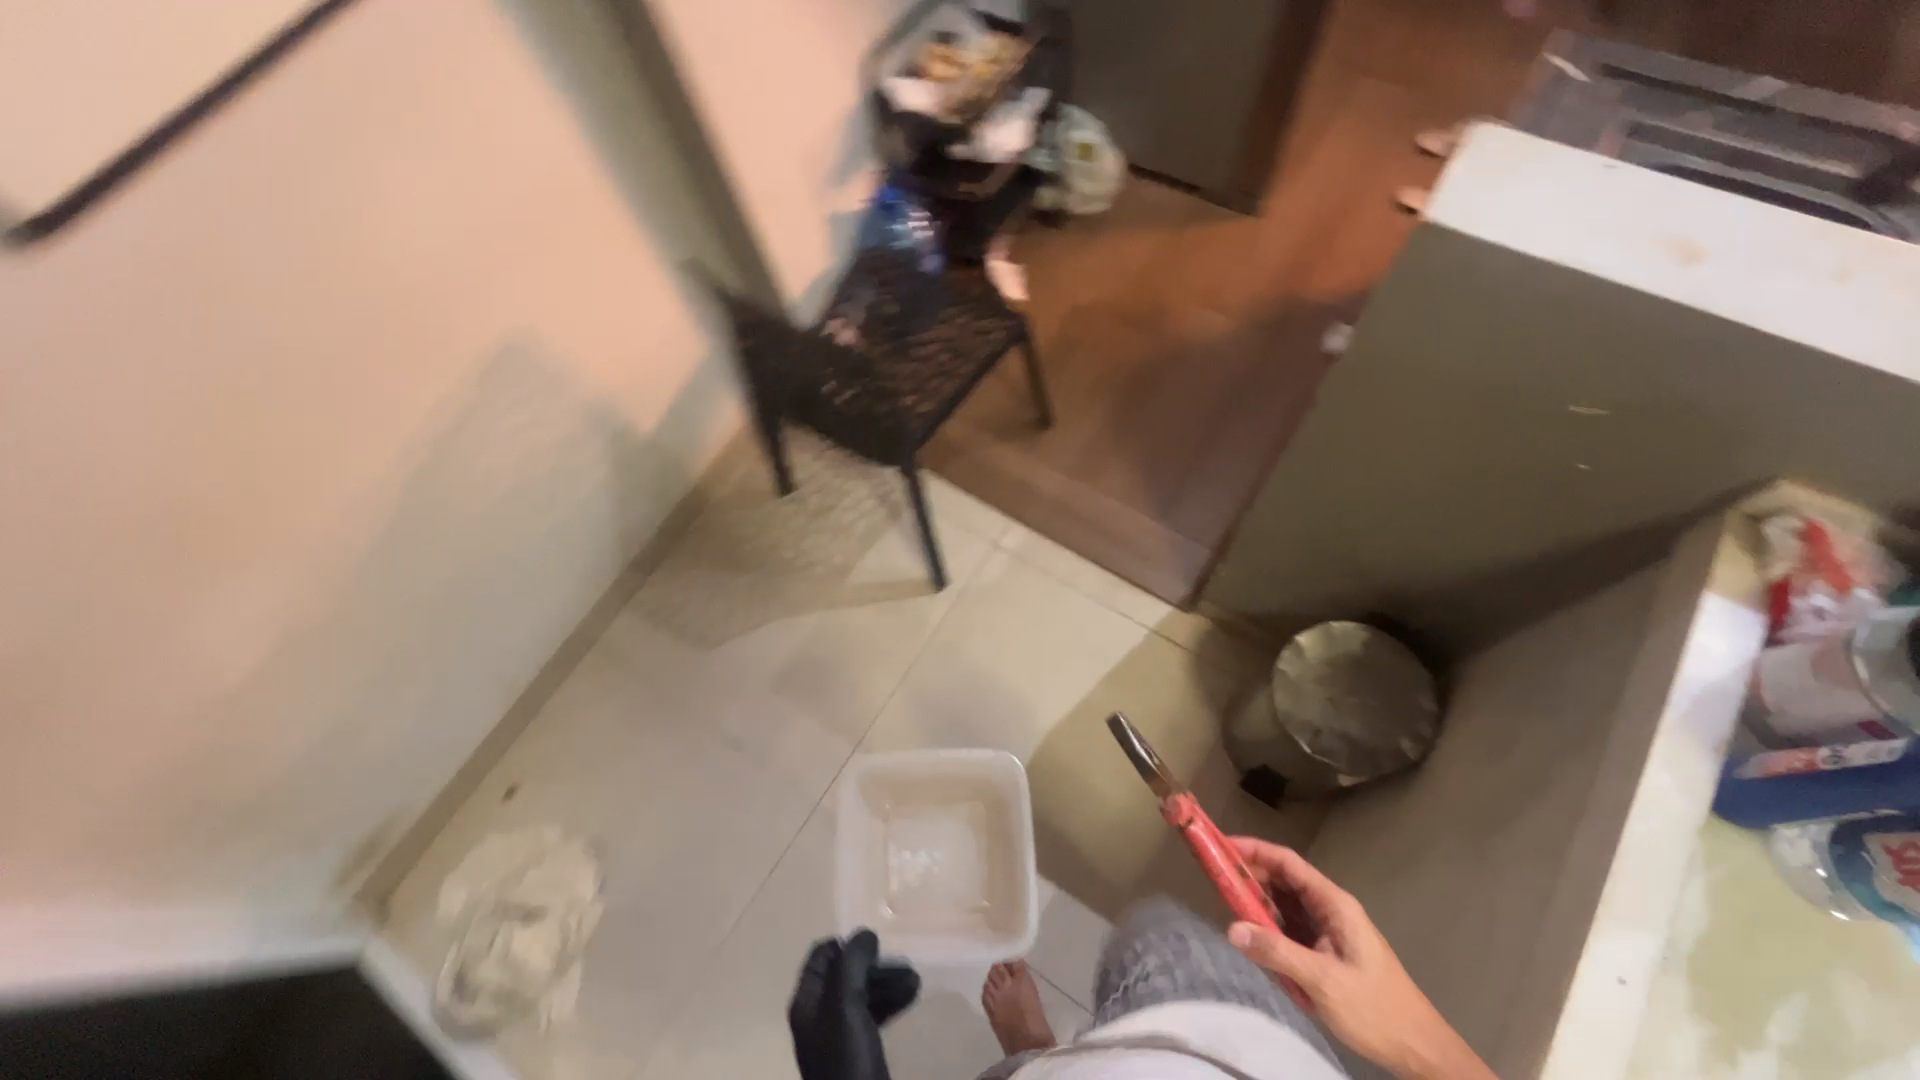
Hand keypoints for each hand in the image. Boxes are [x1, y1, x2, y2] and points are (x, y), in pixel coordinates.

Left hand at [788, 930, 919, 1079]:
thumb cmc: (846, 1055)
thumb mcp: (845, 1005)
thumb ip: (852, 965)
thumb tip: (864, 934)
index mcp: (807, 1001)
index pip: (821, 956)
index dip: (845, 944)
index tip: (875, 942)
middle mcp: (819, 1013)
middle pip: (845, 973)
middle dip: (875, 965)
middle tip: (904, 962)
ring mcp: (838, 1032)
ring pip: (862, 993)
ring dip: (887, 981)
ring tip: (915, 980)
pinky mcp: (858, 1048)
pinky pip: (873, 1013)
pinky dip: (890, 1001)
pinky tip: (911, 997)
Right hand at [1225, 838, 1495, 1079]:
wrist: (1417, 1048)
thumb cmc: (1374, 1008)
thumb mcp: (1323, 980)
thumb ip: (1277, 951)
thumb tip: (1232, 928)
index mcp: (1334, 904)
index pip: (1289, 863)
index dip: (1255, 850)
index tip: (1221, 846)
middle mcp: (1330, 910)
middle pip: (1284, 880)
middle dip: (1250, 875)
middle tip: (1214, 876)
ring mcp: (1328, 931)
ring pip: (1285, 905)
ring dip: (1257, 903)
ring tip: (1225, 902)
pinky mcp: (1326, 952)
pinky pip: (1290, 929)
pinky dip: (1268, 928)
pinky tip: (1251, 936)